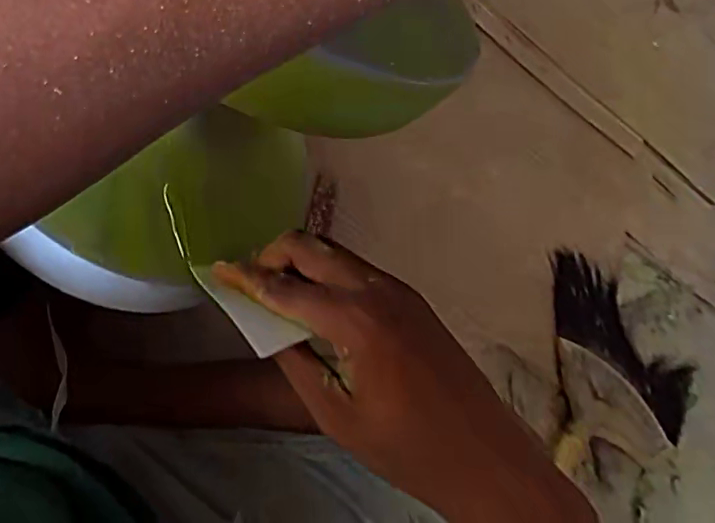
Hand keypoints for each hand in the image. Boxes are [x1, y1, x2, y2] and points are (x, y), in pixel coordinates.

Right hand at [216, 233, 593, 522]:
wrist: (496, 469)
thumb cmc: (409, 450)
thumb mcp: (335, 414)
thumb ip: (292, 357)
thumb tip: (262, 318)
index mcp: (356, 322)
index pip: (283, 286)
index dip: (245, 276)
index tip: (219, 269)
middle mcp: (376, 291)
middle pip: (305, 245)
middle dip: (269, 255)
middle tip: (253, 283)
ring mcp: (397, 289)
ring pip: (329, 249)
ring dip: (297, 260)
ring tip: (282, 292)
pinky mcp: (410, 297)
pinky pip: (352, 266)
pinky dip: (324, 270)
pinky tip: (319, 303)